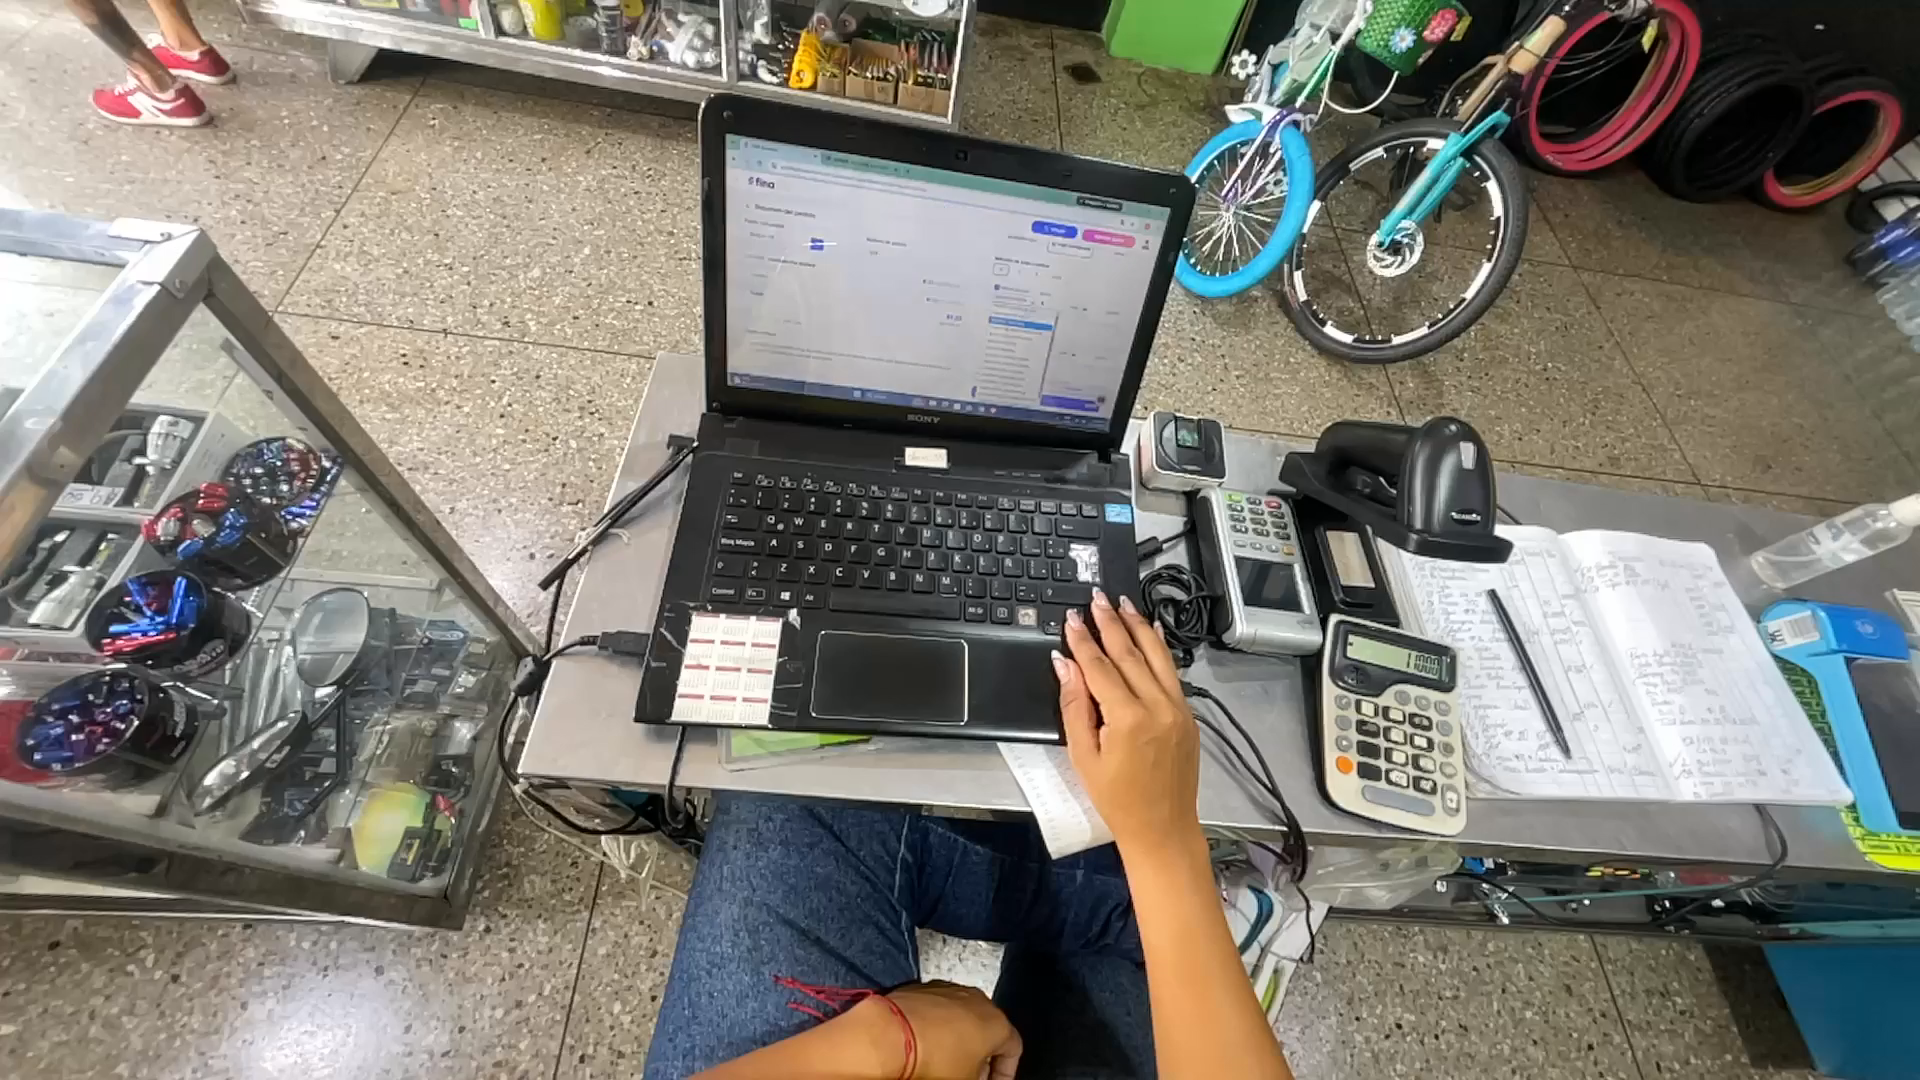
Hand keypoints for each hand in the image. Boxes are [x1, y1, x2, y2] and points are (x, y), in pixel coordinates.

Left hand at [844, 981, 1021, 1079]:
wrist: (892, 1034)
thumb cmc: (936, 1061)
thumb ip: (980, 1078)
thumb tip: (976, 1074)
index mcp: (997, 1022)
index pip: (1014, 1048)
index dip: (1005, 1073)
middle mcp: (978, 999)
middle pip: (989, 1030)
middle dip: (983, 1056)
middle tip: (972, 1076)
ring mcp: (951, 989)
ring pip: (964, 1016)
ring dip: (961, 1039)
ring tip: (946, 1062)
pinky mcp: (925, 987)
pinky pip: (941, 1009)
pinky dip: (939, 1026)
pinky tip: (926, 1044)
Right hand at [1054, 588, 1201, 858]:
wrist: (1163, 829)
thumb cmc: (1116, 799)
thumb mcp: (1083, 755)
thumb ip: (1074, 704)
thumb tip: (1064, 663)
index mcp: (1128, 719)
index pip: (1100, 667)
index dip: (1082, 640)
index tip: (1071, 617)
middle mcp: (1158, 707)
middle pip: (1129, 653)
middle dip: (1110, 623)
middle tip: (1096, 597)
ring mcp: (1178, 709)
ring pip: (1157, 656)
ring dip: (1138, 626)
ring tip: (1123, 602)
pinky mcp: (1188, 714)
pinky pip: (1172, 672)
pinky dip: (1160, 648)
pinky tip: (1151, 630)